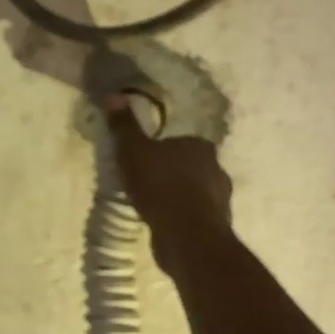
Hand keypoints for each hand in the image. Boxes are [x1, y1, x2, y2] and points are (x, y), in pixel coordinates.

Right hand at [101, 94, 233, 239]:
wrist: (187, 237)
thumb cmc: (160, 185)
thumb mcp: (133, 150)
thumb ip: (124, 125)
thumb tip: (114, 96)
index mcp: (200, 147)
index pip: (183, 141)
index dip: (165, 148)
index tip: (147, 157)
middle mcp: (217, 170)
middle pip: (191, 166)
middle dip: (172, 171)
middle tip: (147, 178)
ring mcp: (220, 200)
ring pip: (195, 192)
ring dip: (178, 196)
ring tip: (153, 202)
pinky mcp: (216, 227)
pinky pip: (194, 216)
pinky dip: (181, 217)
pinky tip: (164, 222)